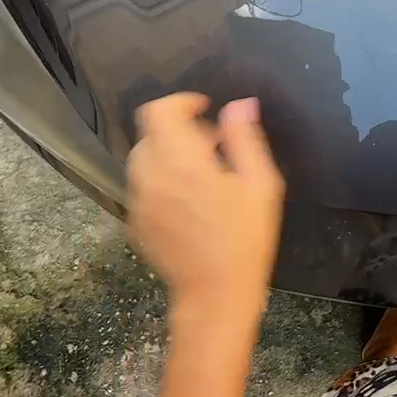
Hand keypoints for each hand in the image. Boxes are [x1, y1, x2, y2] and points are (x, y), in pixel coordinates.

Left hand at [127, 93, 285, 327]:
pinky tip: (190, 203)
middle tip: (213, 147)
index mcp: (180, 162)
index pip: (158, 111)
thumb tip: (240, 104)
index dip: (181, 102)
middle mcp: (150, 176)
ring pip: (143, 160)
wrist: (215, 294)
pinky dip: (162, 181)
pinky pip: (143, 186)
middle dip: (179, 130)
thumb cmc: (245, 238)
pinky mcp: (136, 223)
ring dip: (168, 155)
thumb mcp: (260, 184)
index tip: (205, 110)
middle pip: (150, 134)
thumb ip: (246, 138)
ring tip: (203, 175)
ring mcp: (138, 202)